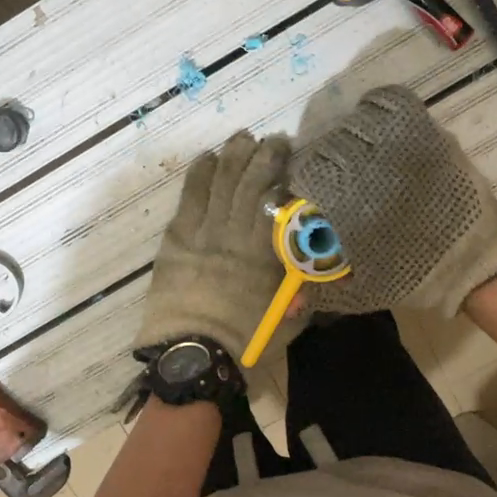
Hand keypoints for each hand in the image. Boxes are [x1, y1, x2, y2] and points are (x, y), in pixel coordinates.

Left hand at [136, 132, 292, 357]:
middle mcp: (236, 236)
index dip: (285, 174)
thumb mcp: (290, 320)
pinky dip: (199, 176)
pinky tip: (207, 159)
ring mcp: (202, 235)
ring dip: (232, 158)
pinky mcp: (176, 242)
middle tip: (273, 140)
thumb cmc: (246, 344)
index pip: (278, 201)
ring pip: (220, 184)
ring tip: (242, 139)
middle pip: (250, 185)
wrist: (193, 358)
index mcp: (266, 254)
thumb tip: (321, 269)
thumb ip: (304, 288)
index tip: (293, 157)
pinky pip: (189, 199)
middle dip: (263, 157)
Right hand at [289, 86, 496, 316]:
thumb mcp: (361, 292)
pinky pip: (387, 101)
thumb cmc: (412, 276)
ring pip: (352, 123)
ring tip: (355, 155)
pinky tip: (374, 127)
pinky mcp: (423, 130)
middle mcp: (366, 167)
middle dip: (322, 161)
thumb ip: (319, 293)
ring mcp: (396, 144)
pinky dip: (375, 108)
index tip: (308, 195)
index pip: (303, 173)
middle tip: (333, 178)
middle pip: (325, 145)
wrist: (472, 258)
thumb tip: (288, 306)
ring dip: (347, 136)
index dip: (301, 183)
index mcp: (346, 202)